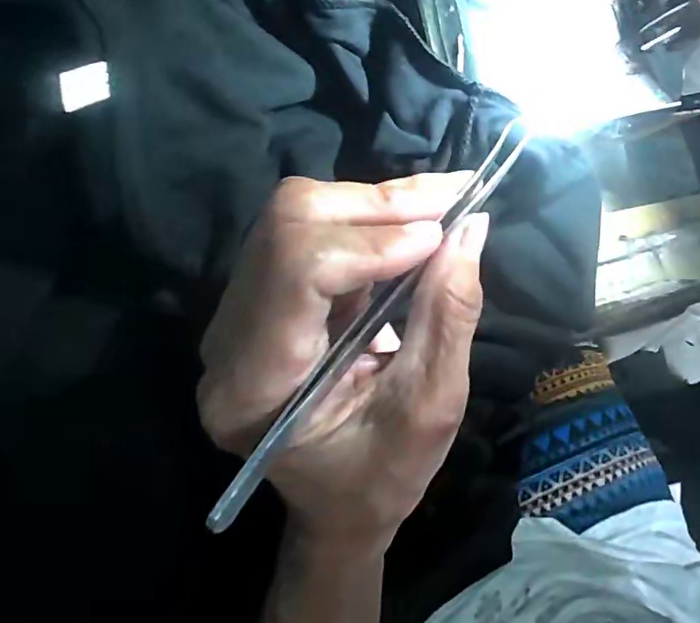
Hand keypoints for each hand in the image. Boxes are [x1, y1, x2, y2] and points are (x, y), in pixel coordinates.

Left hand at [198, 174, 488, 550]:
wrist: (337, 500)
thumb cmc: (381, 475)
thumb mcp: (432, 407)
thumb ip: (448, 315)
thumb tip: (470, 226)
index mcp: (255, 384)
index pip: (297, 272)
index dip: (371, 243)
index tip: (441, 236)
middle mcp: (229, 334)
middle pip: (291, 223)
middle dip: (379, 205)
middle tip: (452, 200)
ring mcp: (238, 306)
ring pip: (299, 211)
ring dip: (377, 202)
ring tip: (440, 205)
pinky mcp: (263, 286)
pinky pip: (312, 223)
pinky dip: (370, 212)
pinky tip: (412, 221)